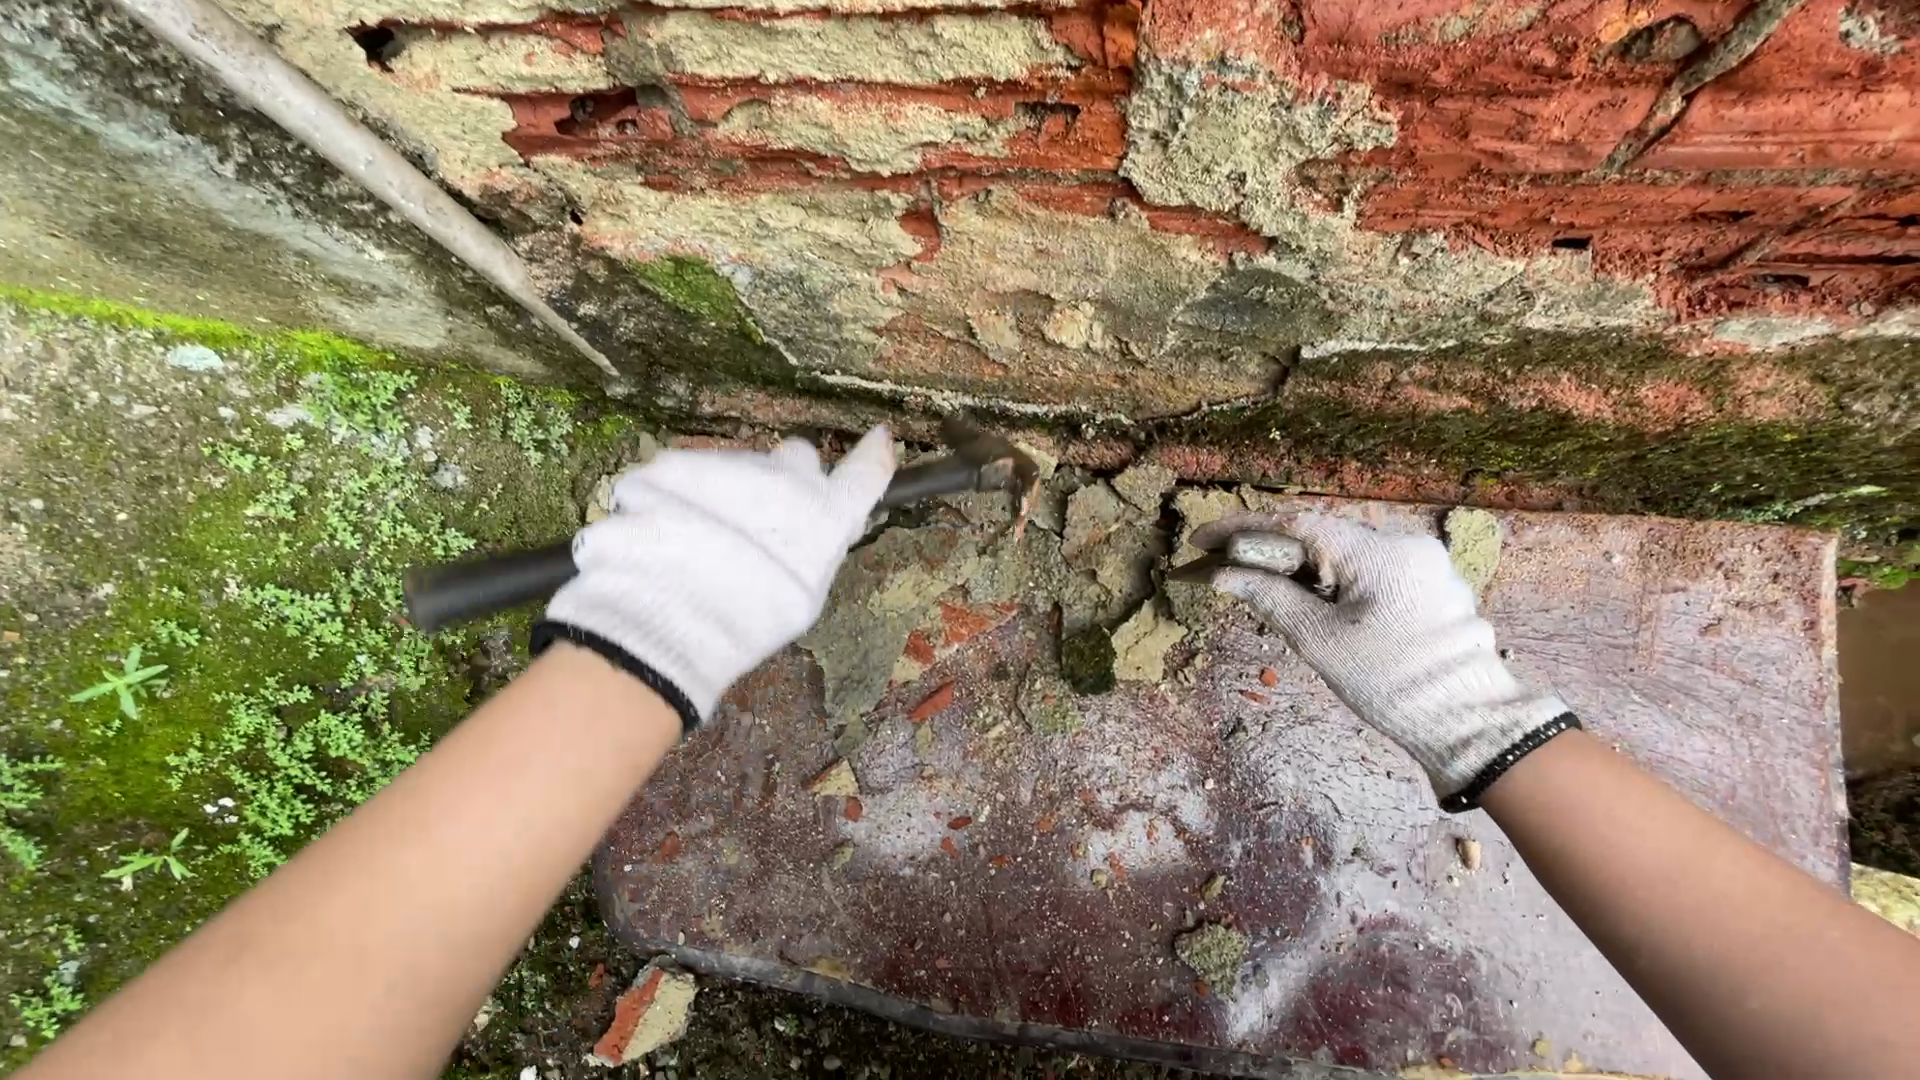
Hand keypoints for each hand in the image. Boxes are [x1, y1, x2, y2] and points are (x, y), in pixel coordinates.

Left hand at [540, 427, 894, 728]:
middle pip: (798, 458)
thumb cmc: (749, 617)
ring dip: (731, 491)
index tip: (881, 439)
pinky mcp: (680, 463)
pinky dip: (686, 496)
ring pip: (740, 467)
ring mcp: (732, 464)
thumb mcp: (803, 595)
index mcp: (825, 514)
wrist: (668, 606)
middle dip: (786, 478)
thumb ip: (816, 548)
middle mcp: (786, 478)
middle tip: (763, 519)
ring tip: (703, 540)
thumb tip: (816, 528)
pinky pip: (691, 473)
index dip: (875, 455)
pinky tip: (670, 532)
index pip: (866, 474)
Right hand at [1210, 514, 1573, 809]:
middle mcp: (1405, 545)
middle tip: (1224, 566)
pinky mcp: (1430, 586)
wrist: (1471, 725)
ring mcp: (1423, 564)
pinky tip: (1309, 600)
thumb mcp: (1318, 639)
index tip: (1202, 540)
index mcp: (1379, 552)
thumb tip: (1222, 576)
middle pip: (1320, 535)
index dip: (1242, 528)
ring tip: (1261, 586)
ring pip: (1343, 553)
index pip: (1296, 523)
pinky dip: (1331, 580)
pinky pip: (1368, 570)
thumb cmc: (1390, 682)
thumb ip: (1269, 596)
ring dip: (1298, 566)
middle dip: (1268, 550)